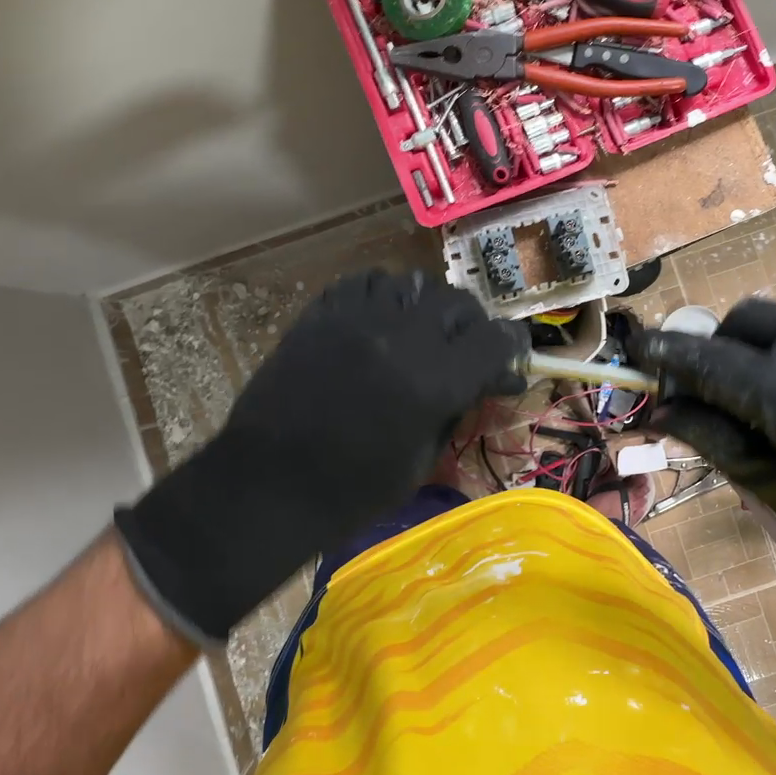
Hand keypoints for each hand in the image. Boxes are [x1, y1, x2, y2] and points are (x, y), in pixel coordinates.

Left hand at [116, 270, 525, 642]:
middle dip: (469, 326)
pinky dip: (381, 296)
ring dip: (424, 306)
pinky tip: (378, 321)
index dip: (509, 348)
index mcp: (434, 382)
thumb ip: (454, 408)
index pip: (495, 338)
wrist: (267, 485)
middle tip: (462, 351)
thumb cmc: (350, 491)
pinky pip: (363, 283)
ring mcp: (356, 319)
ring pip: (411, 283)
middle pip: (456, 302)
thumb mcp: (421, 460)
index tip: (505, 364)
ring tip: (417, 331)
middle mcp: (401, 338)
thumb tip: (478, 381)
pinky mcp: (320, 315)